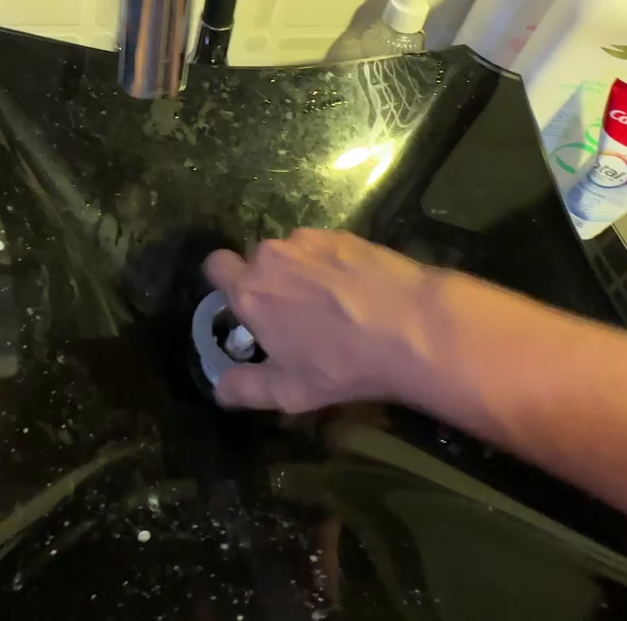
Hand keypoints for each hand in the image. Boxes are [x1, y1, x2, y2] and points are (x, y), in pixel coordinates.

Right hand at [202, 229, 437, 413]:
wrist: (413, 326)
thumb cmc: (343, 363)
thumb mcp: (291, 392)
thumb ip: (246, 388)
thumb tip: (219, 389)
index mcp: (249, 291)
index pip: (214, 266)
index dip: (225, 282)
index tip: (245, 305)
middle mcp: (271, 256)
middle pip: (256, 261)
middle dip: (268, 282)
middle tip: (295, 315)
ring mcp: (307, 240)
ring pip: (291, 253)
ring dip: (300, 271)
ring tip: (333, 303)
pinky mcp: (342, 234)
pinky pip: (322, 248)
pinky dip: (330, 264)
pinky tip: (357, 289)